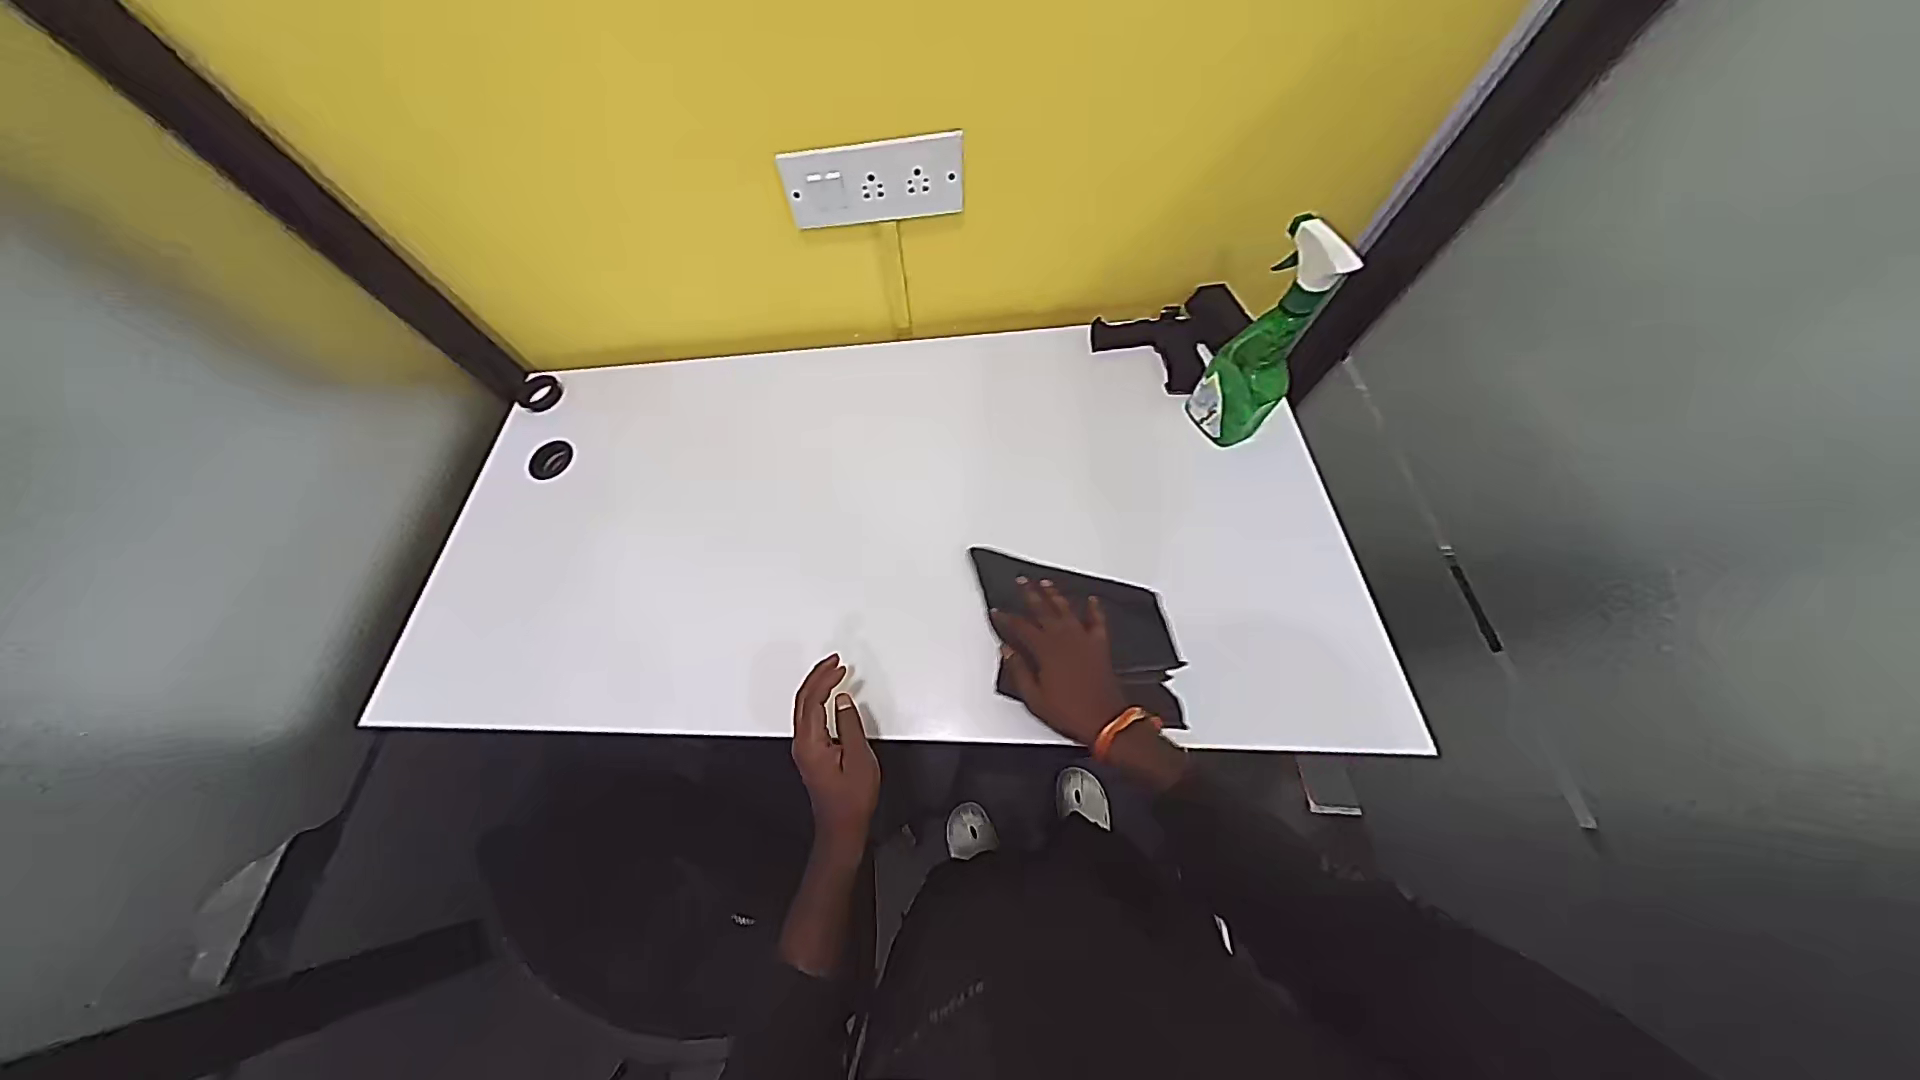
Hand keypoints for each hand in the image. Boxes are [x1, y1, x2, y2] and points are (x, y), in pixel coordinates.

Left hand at [791, 654, 879, 857]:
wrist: (842, 825)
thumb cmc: (851, 799)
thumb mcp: (859, 757)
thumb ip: (850, 724)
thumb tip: (842, 700)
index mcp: (810, 743)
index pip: (812, 701)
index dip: (825, 679)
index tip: (838, 666)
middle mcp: (802, 744)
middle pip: (803, 700)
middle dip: (818, 676)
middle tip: (833, 661)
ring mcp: (804, 749)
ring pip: (804, 707)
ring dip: (817, 686)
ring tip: (832, 671)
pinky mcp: (811, 752)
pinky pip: (809, 717)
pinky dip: (819, 700)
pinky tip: (829, 695)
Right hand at [990, 579, 1129, 745]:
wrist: (1104, 719)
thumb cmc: (1070, 711)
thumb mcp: (1034, 697)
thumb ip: (1019, 671)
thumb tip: (1007, 652)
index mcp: (1046, 650)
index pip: (1021, 627)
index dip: (1007, 618)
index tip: (997, 612)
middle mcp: (1064, 639)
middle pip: (1043, 609)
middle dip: (1030, 594)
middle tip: (1021, 582)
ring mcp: (1083, 640)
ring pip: (1066, 609)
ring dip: (1055, 594)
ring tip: (1046, 583)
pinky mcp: (1099, 645)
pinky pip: (1097, 621)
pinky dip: (1095, 609)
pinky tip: (1092, 600)